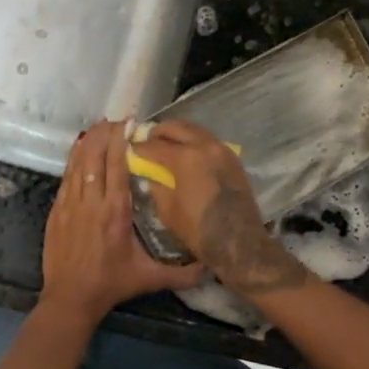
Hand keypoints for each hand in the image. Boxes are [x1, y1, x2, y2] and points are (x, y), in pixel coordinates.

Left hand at [40, 120, 204, 318]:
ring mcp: (70, 204)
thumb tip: (210, 269)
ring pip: (77, 162)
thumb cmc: (111, 284)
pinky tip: (79, 149)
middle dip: (104, 134)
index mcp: (115, 211)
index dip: (120, 140)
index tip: (130, 124)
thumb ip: (181, 274)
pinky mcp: (57, 211)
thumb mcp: (149, 278)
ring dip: (87, 142)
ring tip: (99, 126)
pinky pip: (66, 177)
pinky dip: (73, 159)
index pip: (116, 165)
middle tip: (117, 121)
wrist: (70, 298)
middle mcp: (91, 202)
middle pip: (94, 155)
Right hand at [132, 122, 312, 296]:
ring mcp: (221, 149)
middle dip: (158, 132)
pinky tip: (186, 154)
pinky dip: (194, 142)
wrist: (239, 241)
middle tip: (146, 141)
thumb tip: (151, 174)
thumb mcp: (167, 210)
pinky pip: (208, 141)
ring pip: (194, 130)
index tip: (129, 149)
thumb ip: (156, 186)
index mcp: (185, 158)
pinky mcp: (232, 158)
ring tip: (166, 145)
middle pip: (176, 127)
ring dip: (178, 134)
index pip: (154, 145)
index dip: (139, 147)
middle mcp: (204, 145)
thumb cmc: (198, 230)